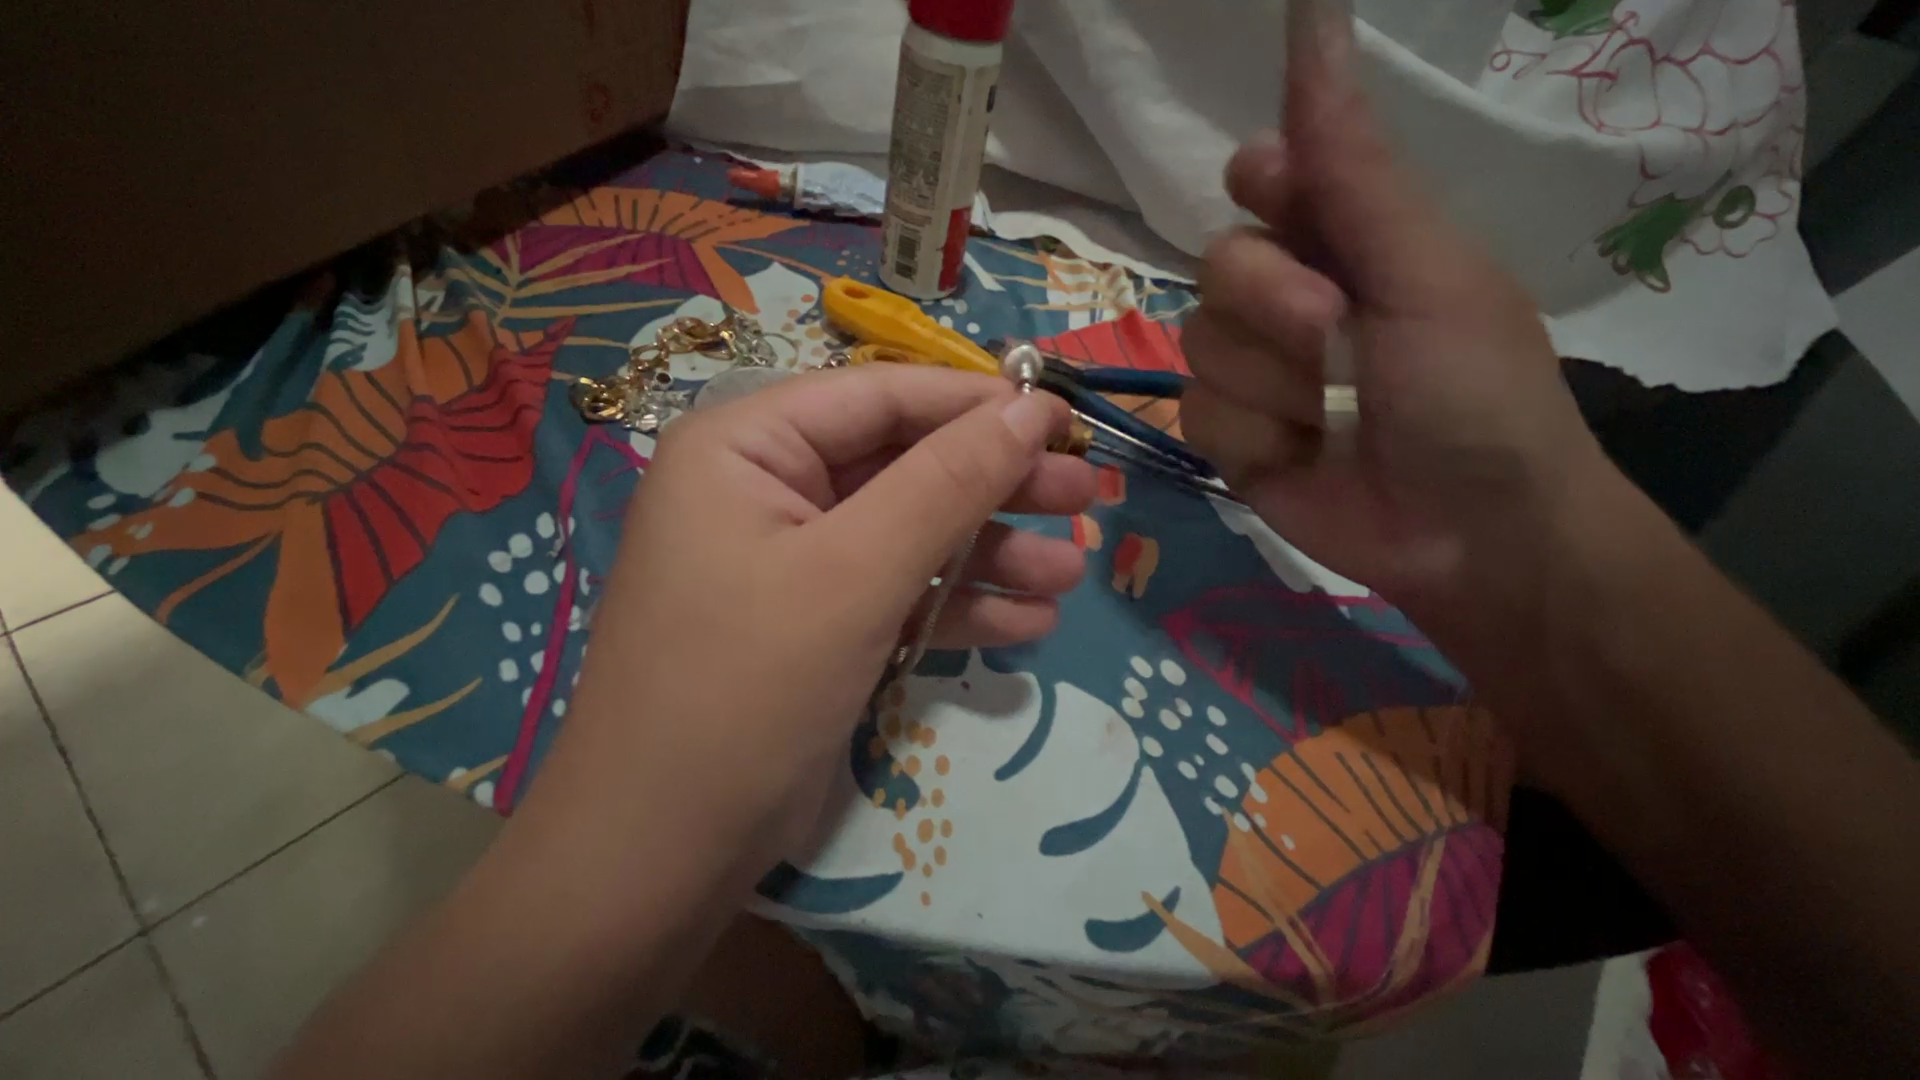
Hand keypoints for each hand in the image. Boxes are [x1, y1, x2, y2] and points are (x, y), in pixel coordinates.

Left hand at [552, 365, 1093, 866]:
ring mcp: (791, 563)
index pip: (881, 397)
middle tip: (1087, 494)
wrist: (660, 852)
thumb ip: (946, 483)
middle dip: (995, 484)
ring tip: (1072, 571)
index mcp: (746, 447)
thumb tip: (1028, 408)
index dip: (977, 404)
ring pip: (908, 534)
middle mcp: (765, 490)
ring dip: (991, 553)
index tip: (1065, 418)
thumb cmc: (747, 688)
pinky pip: (896, 594)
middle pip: (903, 464)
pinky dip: (958, 607)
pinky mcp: (814, 625)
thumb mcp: (855, 574)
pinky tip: (1029, 625)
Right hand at [1179, 25, 1611, 620]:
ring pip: (1200, 344)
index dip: (1261, 181)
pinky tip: (1299, 458)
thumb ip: (1354, 170)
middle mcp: (1289, 296)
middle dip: (1273, 304)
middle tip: (1335, 335)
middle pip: (1217, 265)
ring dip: (1274, 385)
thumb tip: (1316, 22)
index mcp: (1348, 240)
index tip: (1273, 188)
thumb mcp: (1427, 272)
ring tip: (1333, 420)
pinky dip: (1252, 437)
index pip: (1265, 177)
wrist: (1468, 532)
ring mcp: (1254, 369)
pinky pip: (1196, 411)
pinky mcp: (1229, 434)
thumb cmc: (1474, 391)